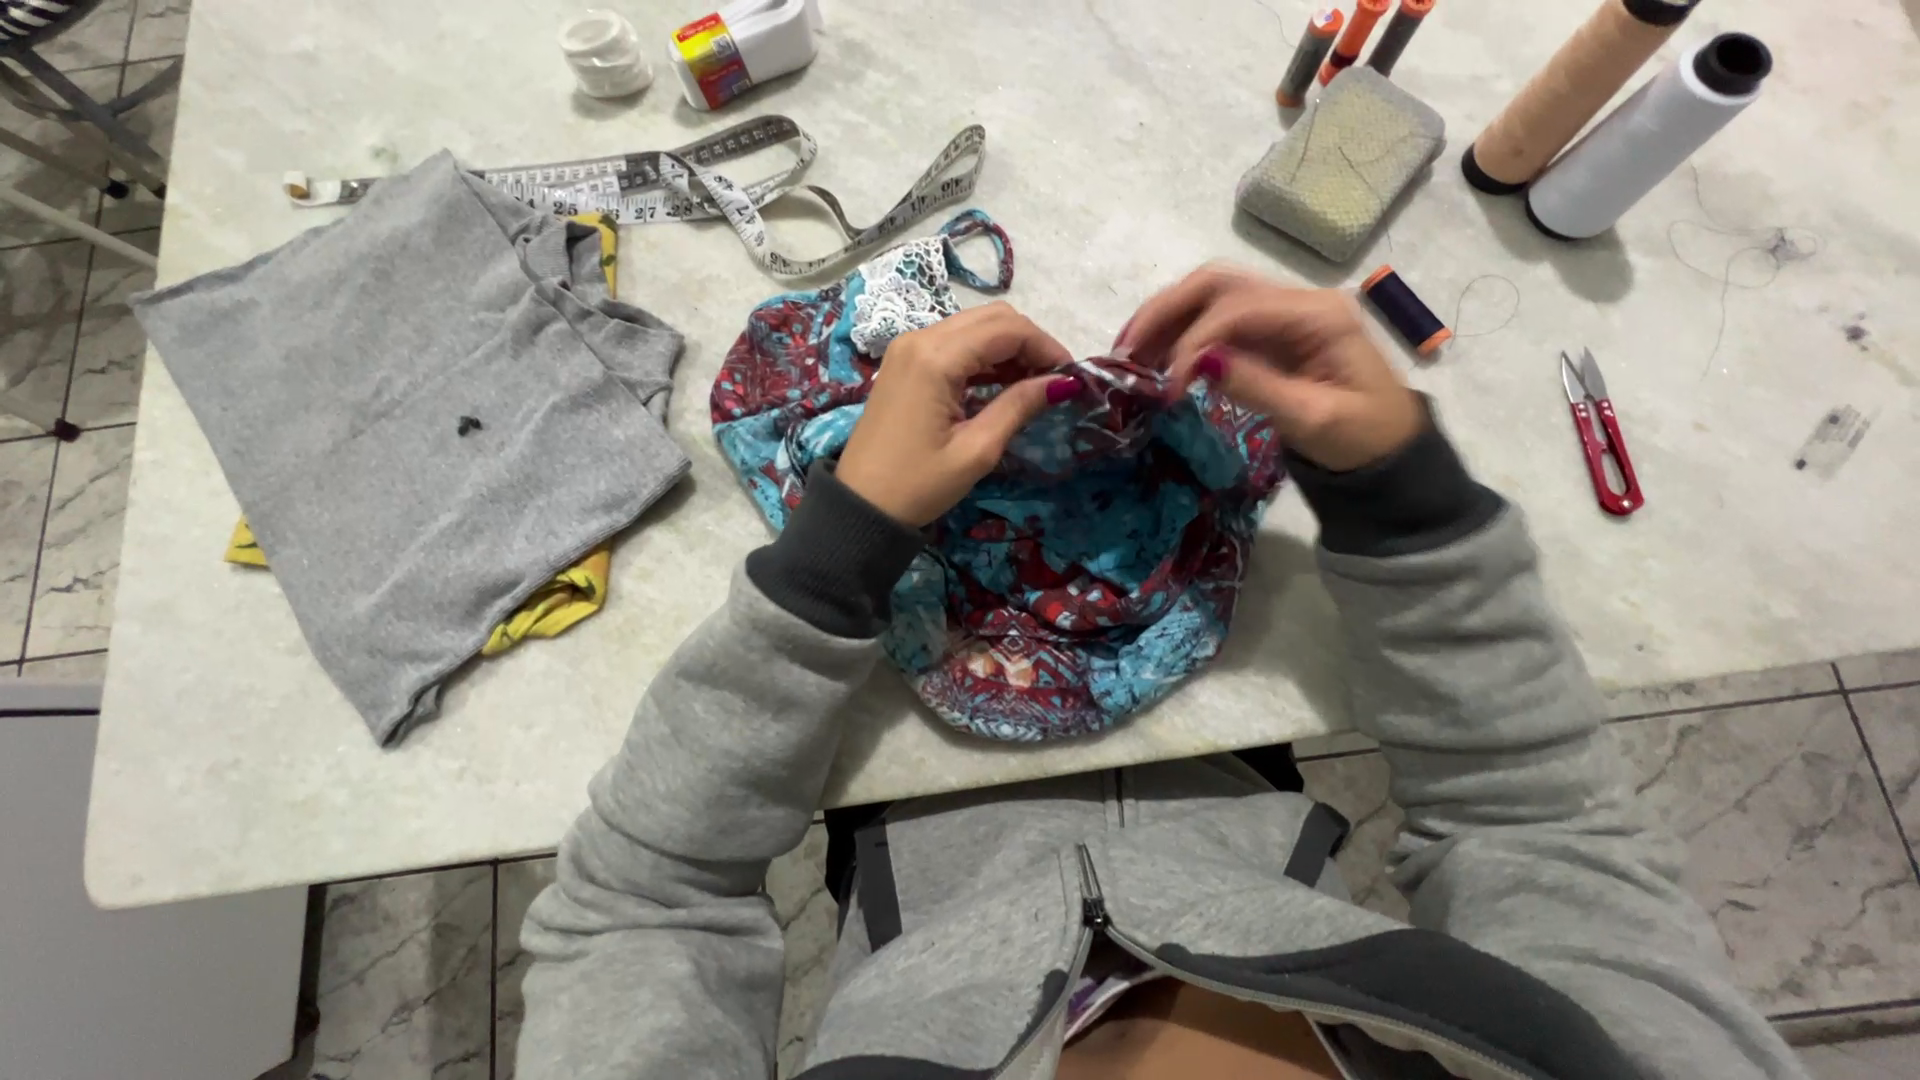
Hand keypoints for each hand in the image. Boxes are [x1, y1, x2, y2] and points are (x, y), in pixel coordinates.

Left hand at [838, 302, 1077, 526]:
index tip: (1070, 375)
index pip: (1006, 329)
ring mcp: (908, 348)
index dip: (1045, 346)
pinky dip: (982, 357)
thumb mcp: (976, 450)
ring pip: (973, 327)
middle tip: (1053, 380)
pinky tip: (1001, 385)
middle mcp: (919, 339)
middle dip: (1028, 342)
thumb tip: (1063, 383)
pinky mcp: (904, 362)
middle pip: (991, 318)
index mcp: (935, 358)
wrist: (860, 506)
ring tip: (1032, 386)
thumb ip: (1019, 407)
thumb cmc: (918, 485)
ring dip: (1007, 348)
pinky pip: (953, 344)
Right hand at [1117, 264, 1423, 471]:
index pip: (1237, 307)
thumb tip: (1198, 362)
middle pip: (1216, 283)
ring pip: (1209, 295)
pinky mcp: (1266, 333)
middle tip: (1124, 352)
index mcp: (1317, 314)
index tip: (1165, 388)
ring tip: (1128, 357)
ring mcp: (1280, 314)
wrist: (1388, 450)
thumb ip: (1257, 387)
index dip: (1192, 341)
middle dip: (1164, 313)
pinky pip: (1213, 321)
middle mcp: (1296, 300)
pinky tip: (1152, 360)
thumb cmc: (1359, 438)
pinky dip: (1177, 335)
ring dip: (1164, 320)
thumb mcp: (1313, 419)